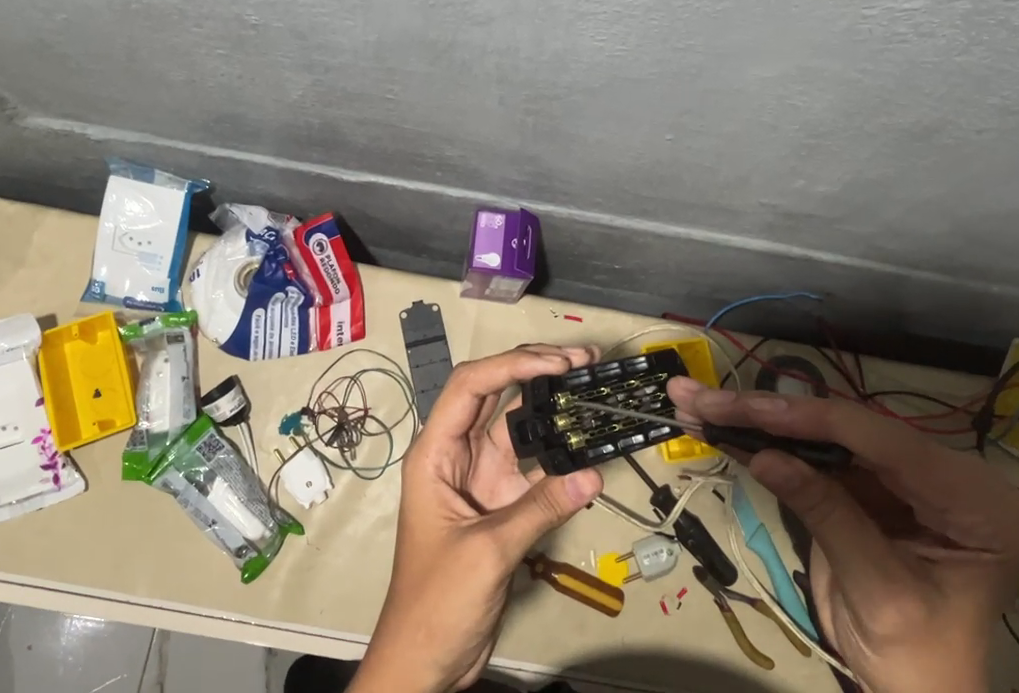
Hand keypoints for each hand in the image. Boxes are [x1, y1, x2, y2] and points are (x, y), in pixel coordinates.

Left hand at [352, 345, 605, 692]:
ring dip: (550, 404)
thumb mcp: (488, 552)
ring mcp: (480, 477)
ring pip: (516, 426)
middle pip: (494, 395)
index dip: (513, 366)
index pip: (470, 387)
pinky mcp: (500, 502)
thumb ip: (539, 509)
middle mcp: (457, 454)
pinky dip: (558, 451)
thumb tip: (592, 474)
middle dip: (536, 370)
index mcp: (434, 453)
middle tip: (583, 359)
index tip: (559, 362)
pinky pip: (533, 466)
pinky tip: (585, 440)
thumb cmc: (437, 602)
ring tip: (588, 383)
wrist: (426, 659)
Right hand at [669, 378, 1018, 692]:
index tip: (749, 408)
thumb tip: (763, 455)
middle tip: (699, 396)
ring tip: (694, 401)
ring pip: (822, 430)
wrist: (919, 692)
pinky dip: (764, 439)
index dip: (812, 419)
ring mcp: (901, 473)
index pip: (886, 441)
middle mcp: (944, 471)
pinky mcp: (868, 481)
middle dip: (768, 412)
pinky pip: (814, 451)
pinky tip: (719, 423)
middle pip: (846, 426)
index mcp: (977, 500)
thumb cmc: (918, 657)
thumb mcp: (877, 591)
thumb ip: (827, 515)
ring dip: (755, 417)